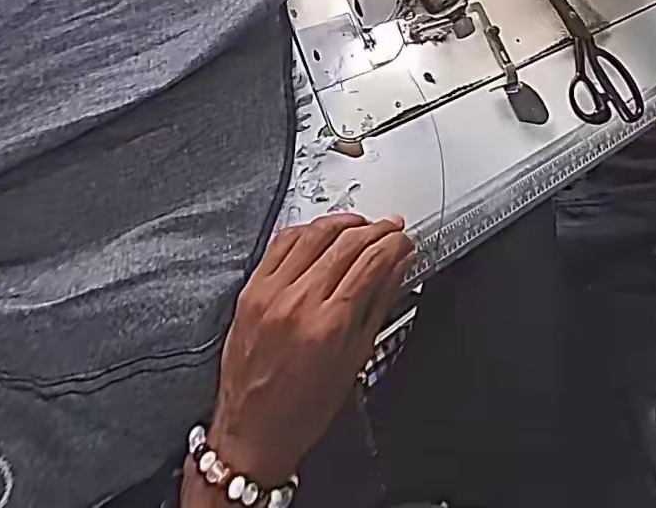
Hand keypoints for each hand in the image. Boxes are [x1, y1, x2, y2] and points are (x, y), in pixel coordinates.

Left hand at [204, 213, 413, 489]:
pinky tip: (322, 230)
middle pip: (347, 242)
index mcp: (329, 325)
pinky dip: (308, 228)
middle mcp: (298, 302)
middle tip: (391, 227)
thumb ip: (379, 303)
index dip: (394, 244)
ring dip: (345, 221)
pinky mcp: (252, 289)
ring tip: (362, 224)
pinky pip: (283, 240)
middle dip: (377, 229)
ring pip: (315, 233)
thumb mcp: (355, 359)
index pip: (371, 262)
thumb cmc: (303, 410)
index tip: (403, 241)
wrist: (251, 432)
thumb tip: (398, 266)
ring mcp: (272, 292)